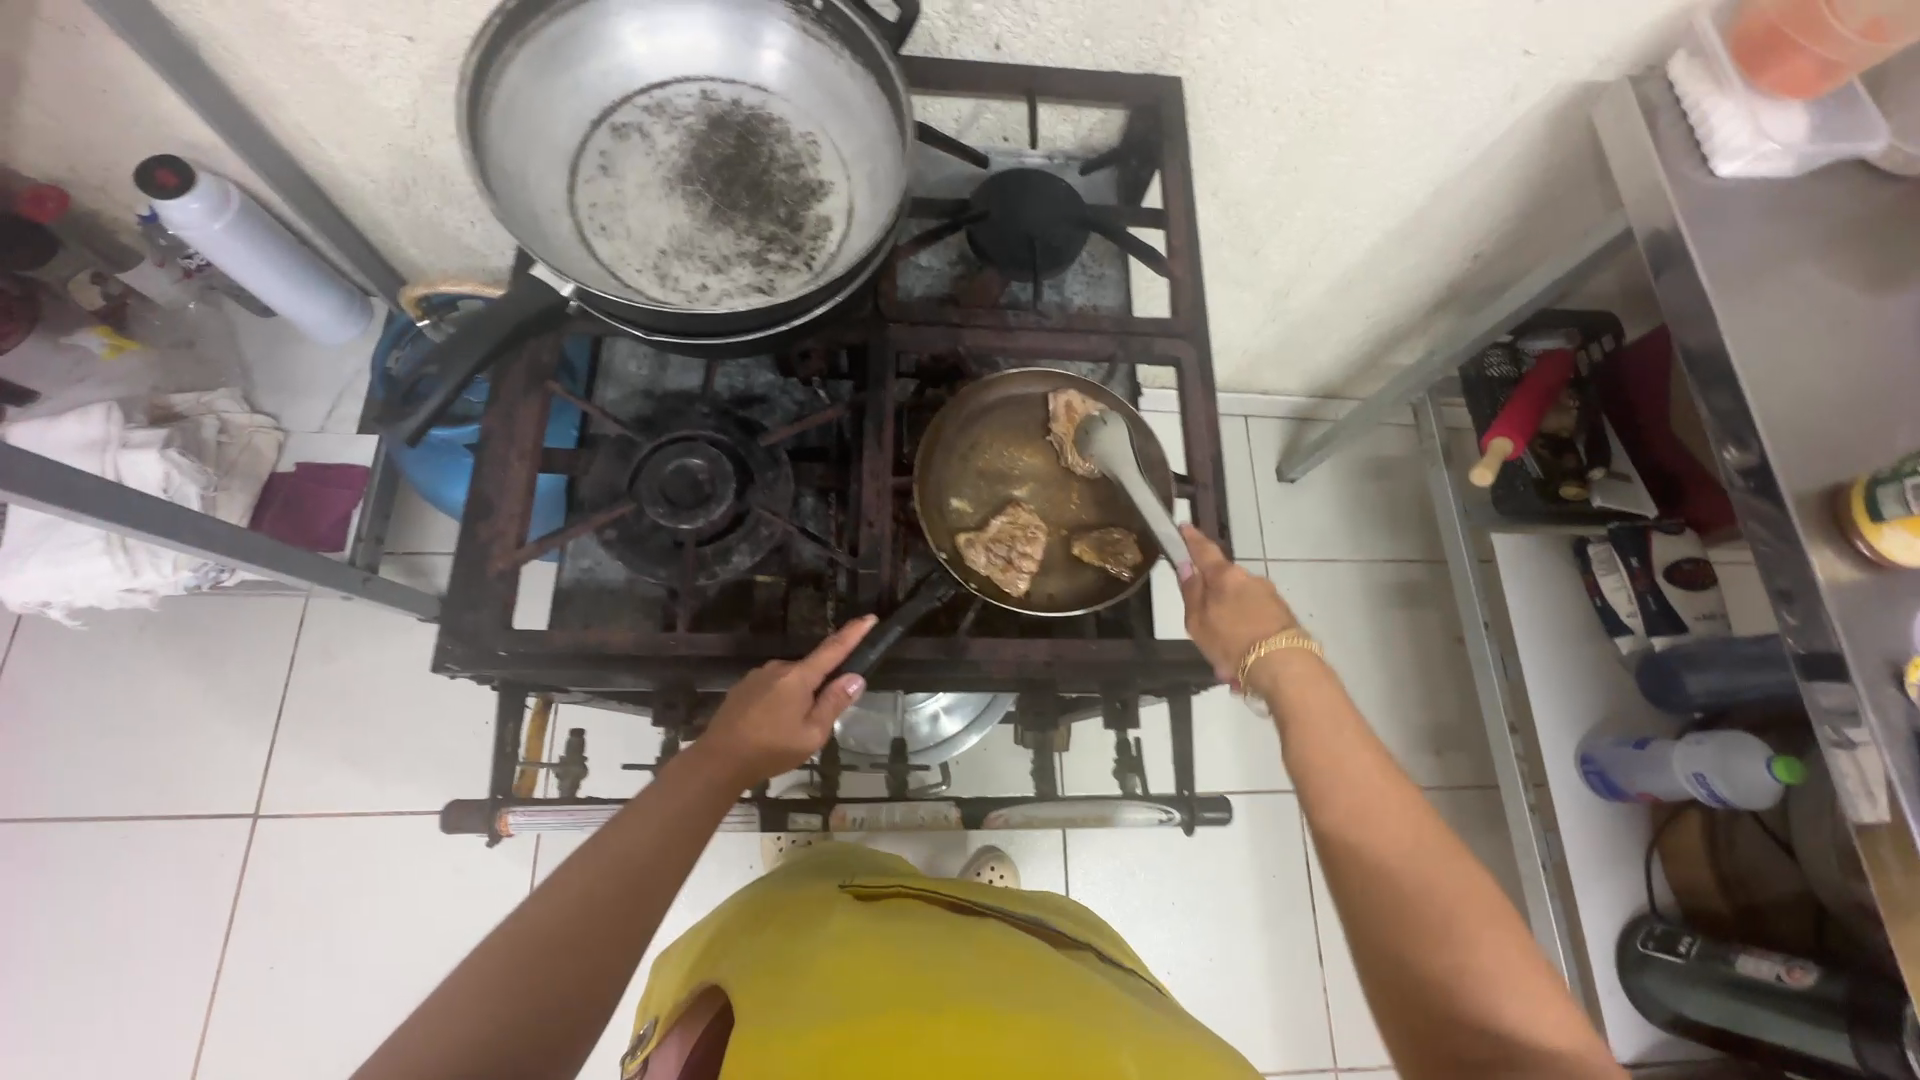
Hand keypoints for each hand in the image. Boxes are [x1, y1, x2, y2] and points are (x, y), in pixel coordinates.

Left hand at [697, 615, 876, 787]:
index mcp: (799, 676)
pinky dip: (779, 702)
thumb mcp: (812, 733)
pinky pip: (772, 688)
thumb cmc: (771, 749)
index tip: (869, 618)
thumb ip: (834, 703)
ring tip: (790, 731)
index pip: (833, 648)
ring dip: (798, 697)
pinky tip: (771, 727)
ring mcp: (757, 676)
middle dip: (820, 687)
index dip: (854, 633)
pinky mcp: (743, 687)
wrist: (719, 760)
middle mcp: (778, 668)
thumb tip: (855, 677)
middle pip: (811, 669)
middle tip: (817, 721)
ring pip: (790, 681)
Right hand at [1178, 525, 1298, 682]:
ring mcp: (1269, 595)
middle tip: (1204, 626)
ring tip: (1224, 655)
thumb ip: (1191, 592)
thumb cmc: (1232, 642)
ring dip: (1230, 622)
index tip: (1184, 526)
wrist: (1284, 667)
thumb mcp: (1198, 621)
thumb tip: (1187, 566)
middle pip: (1224, 582)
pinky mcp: (1283, 614)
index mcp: (1224, 576)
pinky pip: (1254, 619)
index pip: (1204, 551)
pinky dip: (1245, 634)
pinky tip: (1241, 660)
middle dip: (1213, 599)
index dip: (1192, 539)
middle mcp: (1249, 579)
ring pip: (1239, 604)